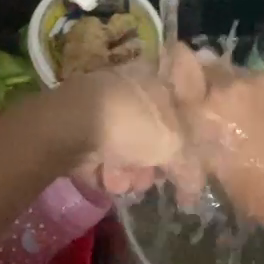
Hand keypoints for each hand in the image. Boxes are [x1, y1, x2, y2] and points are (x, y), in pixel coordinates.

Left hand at [59, 43, 203, 195]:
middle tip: (155, 175)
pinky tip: (106, 177)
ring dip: (131, 172)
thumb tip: (194, 185)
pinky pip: (103, 157)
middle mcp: (128, 90)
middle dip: (154, 162)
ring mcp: (102, 109)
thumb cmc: (130, 123)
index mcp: (154, 78)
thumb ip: (189, 164)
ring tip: (125, 180)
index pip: (179, 106)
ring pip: (127, 150)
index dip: (185, 136)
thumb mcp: (173, 143)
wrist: (69, 126)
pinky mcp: (80, 131)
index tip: (185, 160)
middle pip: (152, 134)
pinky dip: (107, 171)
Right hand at [172, 58, 263, 237]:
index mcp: (207, 108)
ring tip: (233, 114)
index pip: (177, 71)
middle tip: (203, 108)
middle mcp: (231, 84)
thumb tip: (183, 128)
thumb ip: (195, 139)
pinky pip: (255, 80)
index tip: (173, 94)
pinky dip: (251, 93)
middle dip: (199, 83)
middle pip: (203, 67)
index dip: (172, 80)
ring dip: (226, 88)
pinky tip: (259, 116)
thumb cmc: (263, 195)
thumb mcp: (215, 172)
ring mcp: (260, 80)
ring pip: (230, 72)